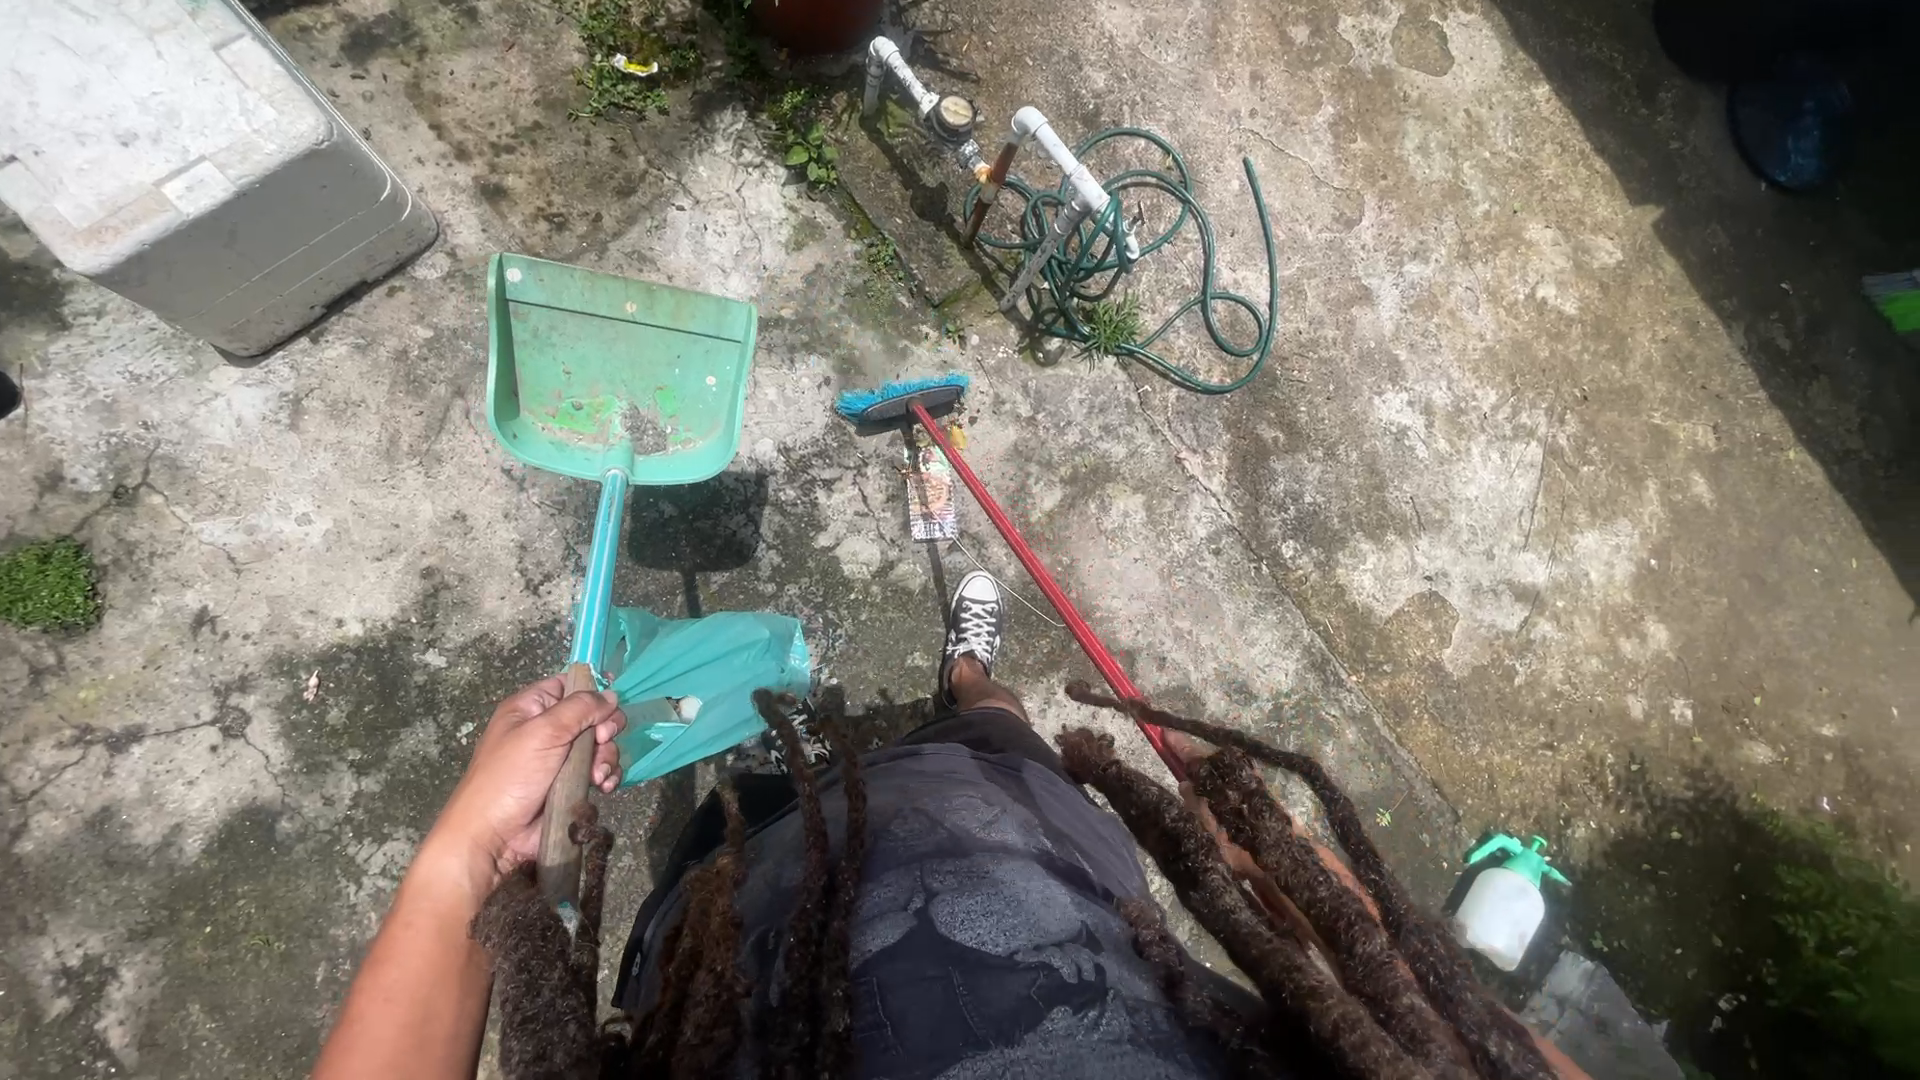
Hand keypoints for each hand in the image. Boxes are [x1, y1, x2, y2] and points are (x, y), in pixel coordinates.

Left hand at [427, 676, 626, 888]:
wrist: (492, 838)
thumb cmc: (509, 778)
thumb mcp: (542, 733)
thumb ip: (580, 708)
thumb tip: (611, 695)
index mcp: (532, 708)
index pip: (570, 684)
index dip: (594, 689)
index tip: (611, 701)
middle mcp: (548, 729)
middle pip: (594, 714)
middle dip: (605, 728)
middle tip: (601, 741)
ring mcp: (561, 757)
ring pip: (601, 743)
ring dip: (607, 756)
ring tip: (598, 776)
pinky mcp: (571, 782)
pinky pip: (601, 768)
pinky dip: (607, 775)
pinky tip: (603, 786)